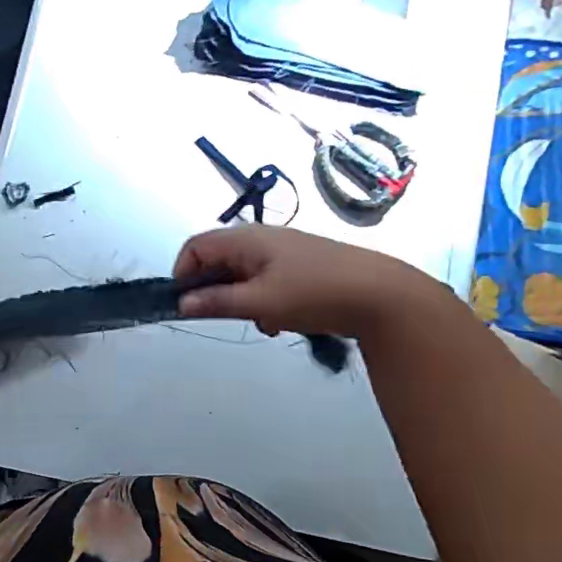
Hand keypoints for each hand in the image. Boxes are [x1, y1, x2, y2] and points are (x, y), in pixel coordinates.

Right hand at [173, 225, 445, 338]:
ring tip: (261, 322)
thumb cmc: (313, 293)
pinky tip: (280, 323)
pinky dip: (263, 302)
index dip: (182, 273)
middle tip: (224, 316)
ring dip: (241, 301)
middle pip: (218, 261)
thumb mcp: (260, 301)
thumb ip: (217, 301)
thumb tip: (182, 303)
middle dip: (214, 291)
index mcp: (246, 238)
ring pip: (242, 276)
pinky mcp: (299, 268)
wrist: (379, 295)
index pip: (195, 246)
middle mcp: (261, 239)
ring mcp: (282, 253)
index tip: (185, 304)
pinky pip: (265, 283)